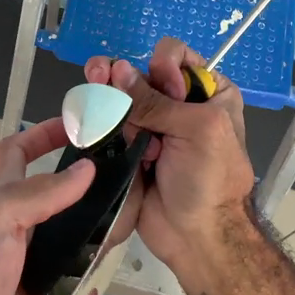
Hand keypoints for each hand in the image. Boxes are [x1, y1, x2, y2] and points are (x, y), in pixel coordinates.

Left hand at [0, 119, 145, 294]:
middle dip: (91, 191)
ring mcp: (32, 282)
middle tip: (135, 177)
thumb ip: (37, 195)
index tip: (82, 123)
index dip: (43, 135)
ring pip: (79, 258)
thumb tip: (84, 168)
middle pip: (59, 206)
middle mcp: (15, 239)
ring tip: (146, 231)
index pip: (17, 155)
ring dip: (107, 249)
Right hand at [83, 37, 254, 282]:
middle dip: (122, 75)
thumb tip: (117, 69)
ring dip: (104, 92)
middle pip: (141, 75)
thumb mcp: (198, 130)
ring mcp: (150, 128)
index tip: (168, 90)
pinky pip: (107, 124)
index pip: (177, 58)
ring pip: (120, 98)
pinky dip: (95, 116)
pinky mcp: (127, 148)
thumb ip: (156, 100)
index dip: (165, 67)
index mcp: (209, 94)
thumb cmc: (210, 179)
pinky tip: (84, 110)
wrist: (196, 236)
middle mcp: (178, 106)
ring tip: (91, 88)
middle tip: (99, 74)